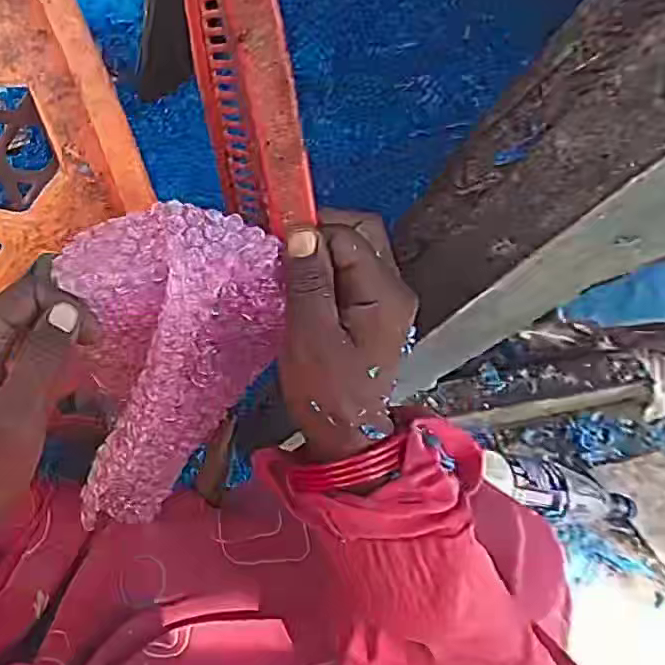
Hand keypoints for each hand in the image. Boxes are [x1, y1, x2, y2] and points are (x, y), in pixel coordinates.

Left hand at [0, 257, 100, 544]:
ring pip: (29, 327)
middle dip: (65, 314)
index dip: (63, 302)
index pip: (24, 294)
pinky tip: (73, 368)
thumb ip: (42, 357)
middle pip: (26, 305)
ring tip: (92, 351)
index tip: (94, 335)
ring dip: (61, 333)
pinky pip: (27, 352)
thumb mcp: (19, 412)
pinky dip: (52, 354)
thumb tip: (68, 308)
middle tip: (97, 342)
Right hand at [280, 211, 419, 463]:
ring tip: (285, 261)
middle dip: (320, 230)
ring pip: (356, 251)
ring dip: (321, 248)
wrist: (347, 435)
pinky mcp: (371, 312)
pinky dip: (324, 267)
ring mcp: (385, 301)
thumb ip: (308, 282)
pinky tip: (299, 281)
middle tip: (280, 242)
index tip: (272, 236)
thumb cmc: (326, 391)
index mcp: (384, 294)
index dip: (310, 230)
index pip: (348, 237)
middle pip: (362, 234)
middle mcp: (393, 290)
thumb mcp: (310, 336)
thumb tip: (300, 234)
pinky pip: (350, 273)